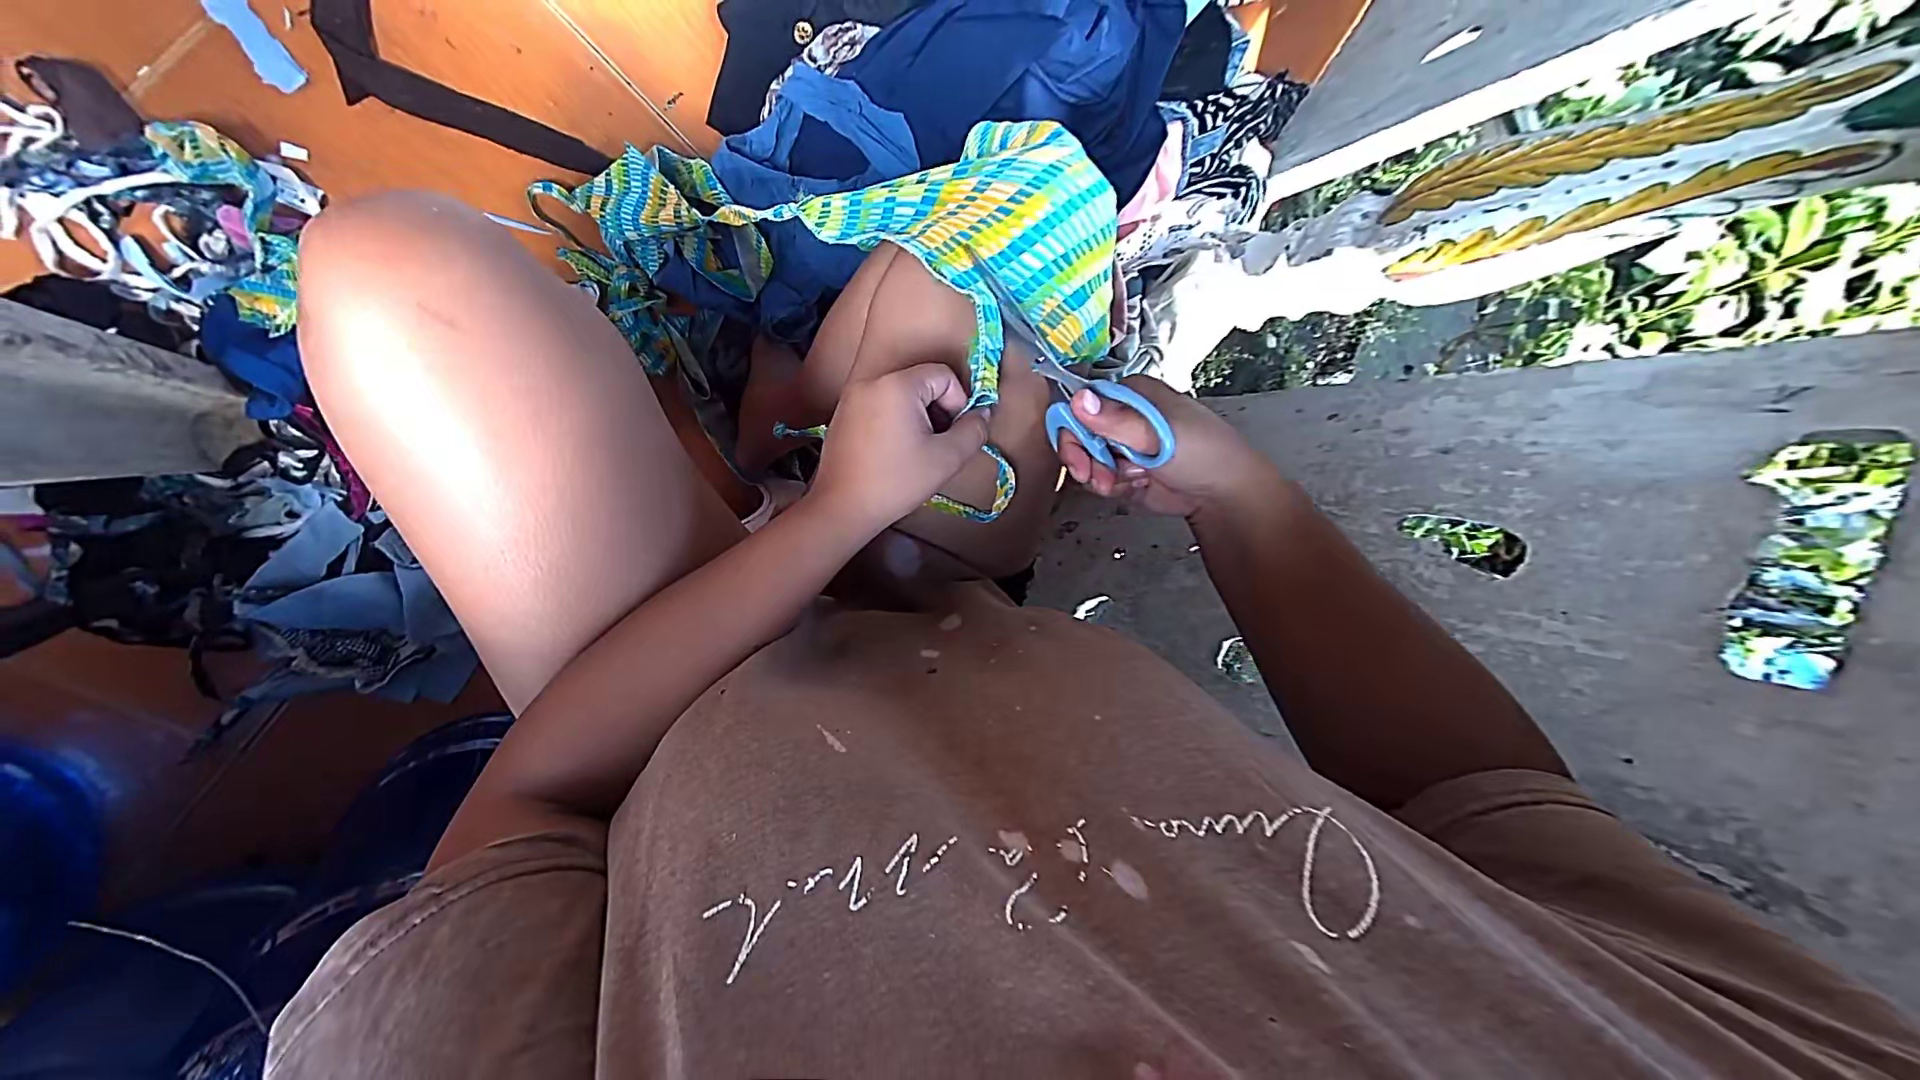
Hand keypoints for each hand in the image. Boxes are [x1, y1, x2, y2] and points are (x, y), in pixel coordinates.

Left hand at [809, 363, 991, 534]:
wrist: (843, 507)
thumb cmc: (897, 482)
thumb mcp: (947, 458)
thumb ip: (973, 431)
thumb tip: (982, 414)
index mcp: (898, 385)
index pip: (943, 375)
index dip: (958, 402)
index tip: (953, 434)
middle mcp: (872, 381)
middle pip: (921, 382)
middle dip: (938, 410)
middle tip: (937, 444)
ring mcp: (853, 396)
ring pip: (901, 394)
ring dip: (918, 416)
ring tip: (916, 450)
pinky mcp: (843, 413)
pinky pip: (880, 405)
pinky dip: (895, 421)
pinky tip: (894, 452)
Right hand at [1056, 375, 1278, 517]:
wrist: (1223, 495)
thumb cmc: (1203, 453)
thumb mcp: (1158, 434)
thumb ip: (1116, 420)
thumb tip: (1080, 399)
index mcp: (1133, 395)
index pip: (1084, 404)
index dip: (1074, 429)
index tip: (1079, 454)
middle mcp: (1125, 418)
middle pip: (1081, 434)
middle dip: (1086, 459)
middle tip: (1094, 476)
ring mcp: (1125, 446)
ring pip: (1089, 460)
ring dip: (1100, 476)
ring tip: (1123, 483)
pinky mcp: (1125, 471)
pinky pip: (1101, 478)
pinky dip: (1112, 486)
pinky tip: (1133, 487)